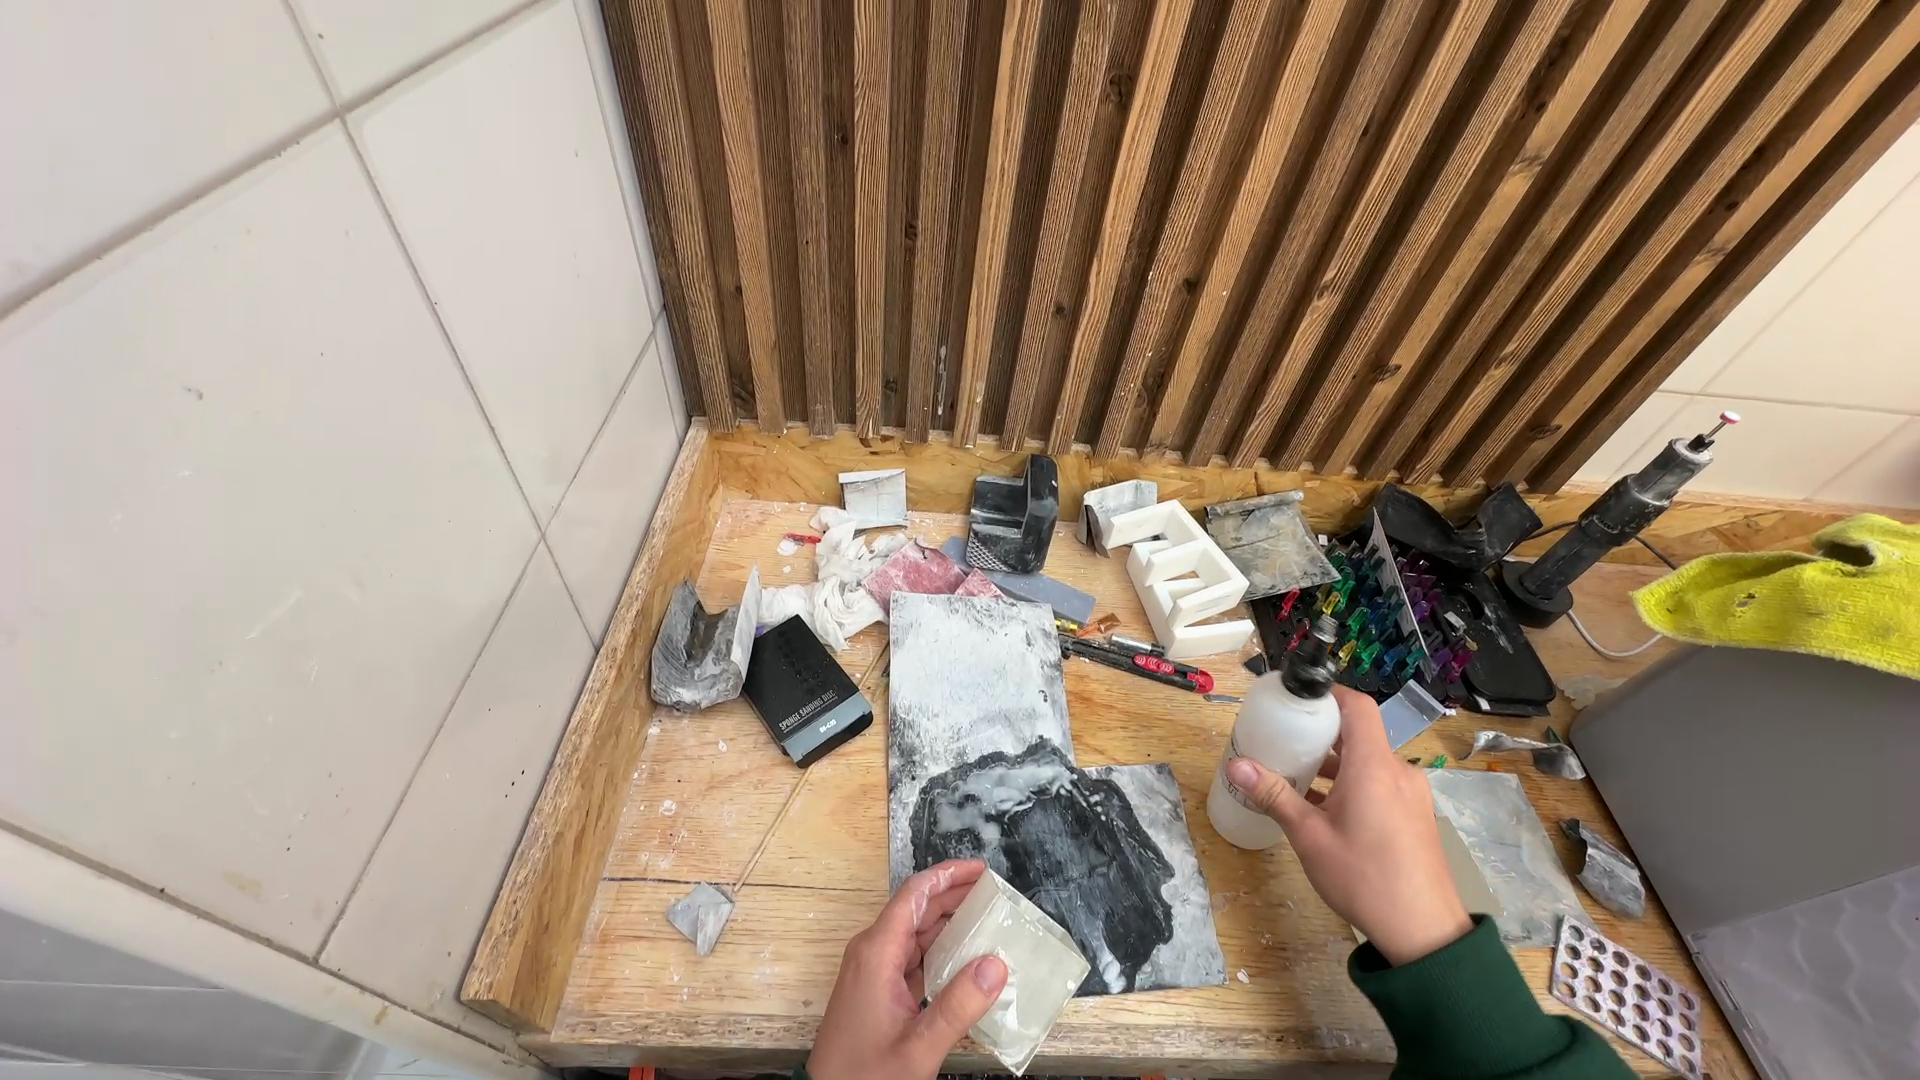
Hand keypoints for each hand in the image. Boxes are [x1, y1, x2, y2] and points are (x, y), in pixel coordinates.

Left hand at [808, 859, 1008, 1079]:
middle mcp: (873, 951)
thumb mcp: (918, 1047)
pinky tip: (965, 957)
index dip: (947, 875)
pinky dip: (939, 951)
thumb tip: (997, 964)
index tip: (981, 869)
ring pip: (915, 933)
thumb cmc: (867, 1076)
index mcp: (877, 950)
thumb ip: (958, 1006)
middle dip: (954, 895)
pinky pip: (912, 957)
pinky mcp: (877, 990)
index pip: (914, 894)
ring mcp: (873, 970)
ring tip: (986, 917)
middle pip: (917, 909)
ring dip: (948, 922)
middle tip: (994, 891)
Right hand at [1227, 685, 1471, 964]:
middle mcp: (1397, 771)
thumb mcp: (1308, 835)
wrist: (1426, 935)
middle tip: (1282, 737)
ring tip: (1294, 773)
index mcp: (1373, 766)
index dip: (1329, 692)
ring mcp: (1410, 794)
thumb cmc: (1363, 877)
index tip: (1297, 696)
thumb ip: (1274, 794)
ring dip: (1333, 761)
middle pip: (1359, 733)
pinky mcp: (1414, 815)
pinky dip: (1350, 782)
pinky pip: (1378, 782)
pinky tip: (1322, 805)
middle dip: (1320, 731)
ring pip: (1367, 761)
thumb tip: (1234, 765)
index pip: (1358, 706)